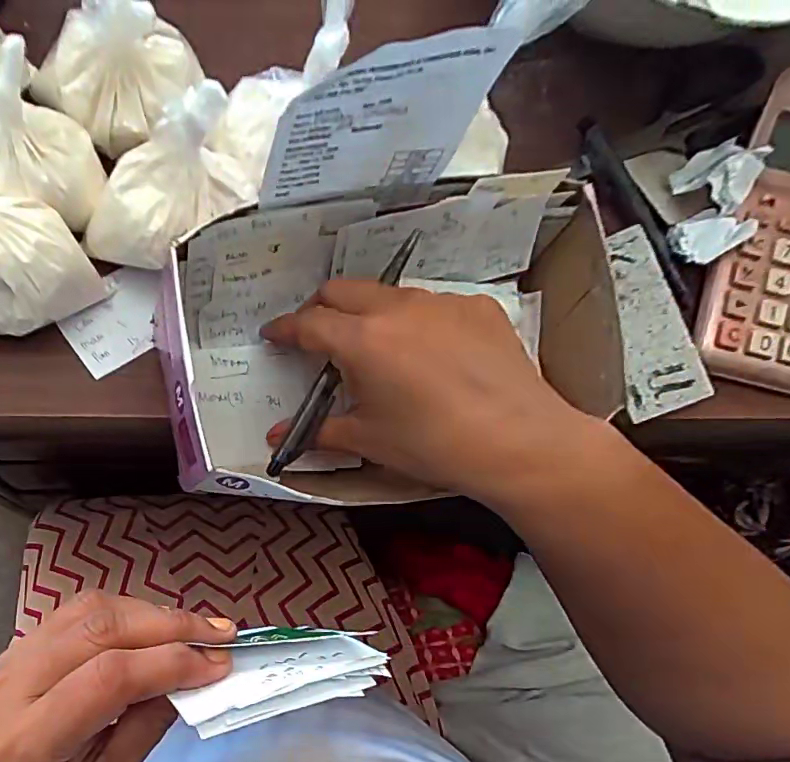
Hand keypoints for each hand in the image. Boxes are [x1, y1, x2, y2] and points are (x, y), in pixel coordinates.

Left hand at [0, 592, 234, 761]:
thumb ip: (149, 721)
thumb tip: (196, 670)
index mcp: (30, 741)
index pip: (108, 677)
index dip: (169, 661)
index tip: (219, 662)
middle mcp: (9, 689)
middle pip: (97, 630)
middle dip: (167, 625)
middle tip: (218, 633)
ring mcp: (5, 661)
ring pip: (86, 611)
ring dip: (147, 612)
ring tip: (191, 629)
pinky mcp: (13, 647)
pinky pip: (73, 614)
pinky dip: (121, 613)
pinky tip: (151, 627)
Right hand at [263, 281, 607, 505]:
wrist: (517, 441)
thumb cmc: (430, 444)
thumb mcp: (367, 440)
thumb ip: (317, 432)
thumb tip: (275, 438)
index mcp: (362, 340)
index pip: (308, 323)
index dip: (284, 329)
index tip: (272, 335)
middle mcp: (397, 309)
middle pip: (342, 290)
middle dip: (319, 308)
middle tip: (313, 335)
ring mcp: (441, 303)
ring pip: (388, 295)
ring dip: (367, 313)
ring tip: (373, 348)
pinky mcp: (477, 308)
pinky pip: (431, 305)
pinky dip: (413, 323)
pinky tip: (426, 356)